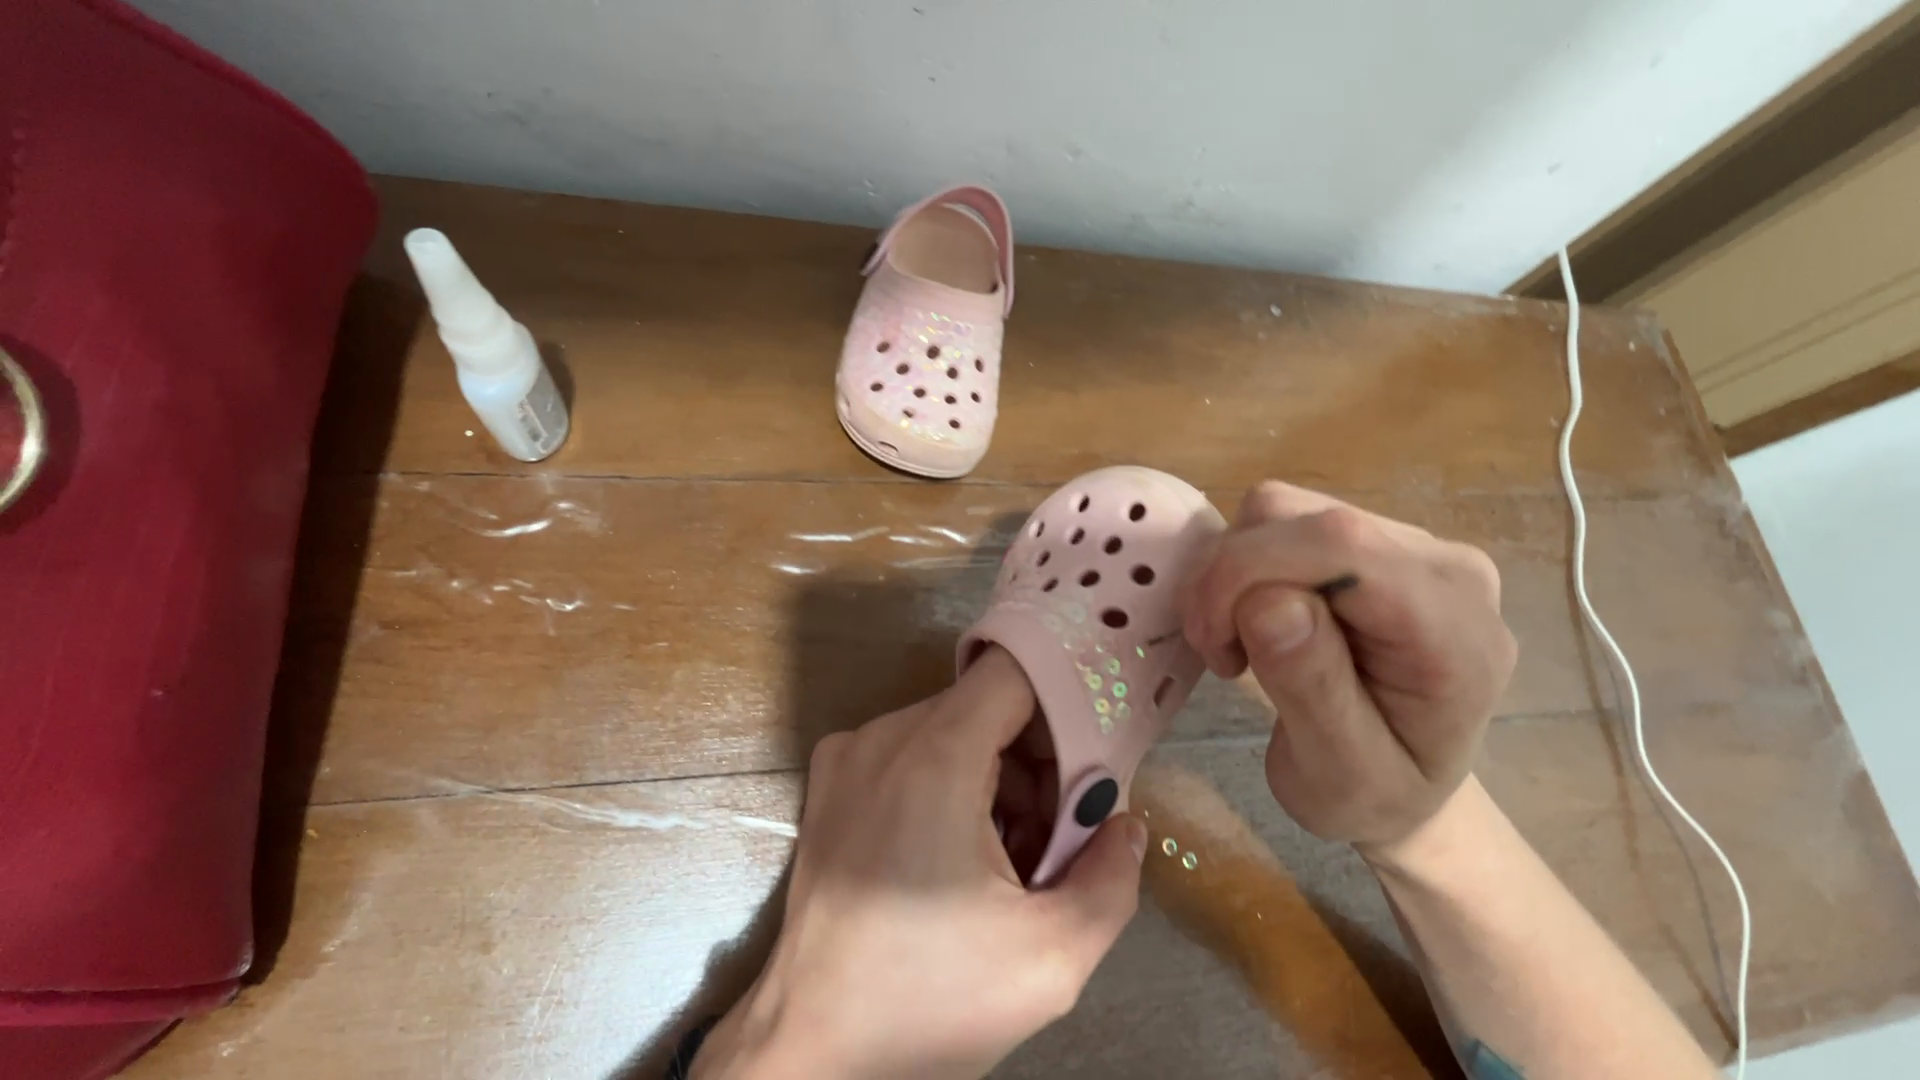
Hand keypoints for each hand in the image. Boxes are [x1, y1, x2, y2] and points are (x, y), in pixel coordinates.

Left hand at [692, 646, 1147, 1079]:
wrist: (810, 1051)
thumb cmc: (926, 1000)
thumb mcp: (1050, 958)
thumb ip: (1111, 880)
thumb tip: (1125, 825)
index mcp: (933, 757)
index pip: (1014, 673)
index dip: (1065, 701)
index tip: (1097, 755)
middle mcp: (883, 737)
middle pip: (988, 709)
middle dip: (1040, 763)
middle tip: (1061, 838)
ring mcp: (849, 758)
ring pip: (953, 734)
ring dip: (998, 782)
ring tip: (1013, 863)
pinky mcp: (831, 786)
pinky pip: (913, 757)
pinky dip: (952, 789)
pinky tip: (962, 861)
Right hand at [1180, 481, 1516, 849]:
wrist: (1405, 792)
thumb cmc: (1375, 797)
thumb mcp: (1339, 775)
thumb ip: (1313, 690)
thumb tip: (1268, 601)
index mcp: (1455, 628)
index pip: (1340, 547)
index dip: (1249, 572)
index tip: (1213, 644)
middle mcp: (1443, 564)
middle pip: (1300, 519)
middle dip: (1230, 579)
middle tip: (1220, 653)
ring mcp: (1409, 544)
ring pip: (1280, 511)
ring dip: (1231, 574)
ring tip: (1237, 644)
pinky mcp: (1371, 540)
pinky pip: (1281, 523)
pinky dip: (1242, 567)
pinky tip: (1252, 620)